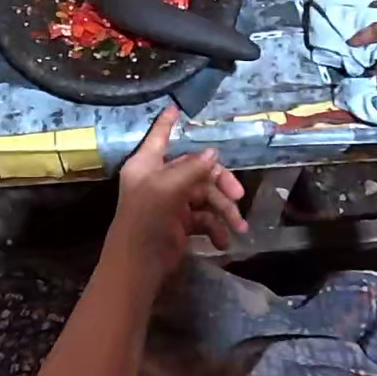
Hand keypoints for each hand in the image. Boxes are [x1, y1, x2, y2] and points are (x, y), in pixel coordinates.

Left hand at [107, 107, 247, 275]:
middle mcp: (160, 179)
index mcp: (148, 165)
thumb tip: (212, 154)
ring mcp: (171, 202)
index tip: (175, 107)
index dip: (166, 122)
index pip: (159, 137)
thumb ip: (191, 169)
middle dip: (221, 183)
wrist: (137, 267)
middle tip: (238, 196)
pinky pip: (204, 219)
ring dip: (224, 211)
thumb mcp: (167, 189)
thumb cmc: (145, 221)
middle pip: (197, 169)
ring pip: (206, 196)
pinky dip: (216, 229)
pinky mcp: (180, 224)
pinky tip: (223, 242)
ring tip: (238, 228)